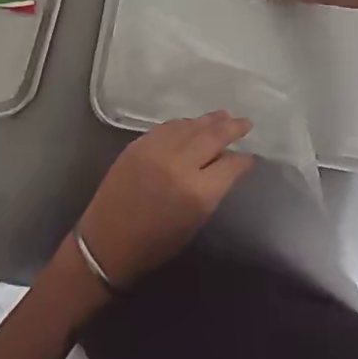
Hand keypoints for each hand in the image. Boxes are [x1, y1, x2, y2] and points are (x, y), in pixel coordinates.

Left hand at [75, 111, 254, 285]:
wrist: (108, 240)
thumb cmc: (155, 243)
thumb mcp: (194, 222)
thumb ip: (212, 191)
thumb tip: (226, 167)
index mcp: (198, 192)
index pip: (230, 165)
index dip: (243, 160)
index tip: (249, 157)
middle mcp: (179, 164)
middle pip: (212, 136)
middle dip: (232, 128)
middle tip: (245, 122)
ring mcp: (156, 151)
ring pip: (189, 126)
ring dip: (208, 120)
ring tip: (223, 116)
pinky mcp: (137, 145)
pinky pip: (166, 127)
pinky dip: (183, 124)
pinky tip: (191, 124)